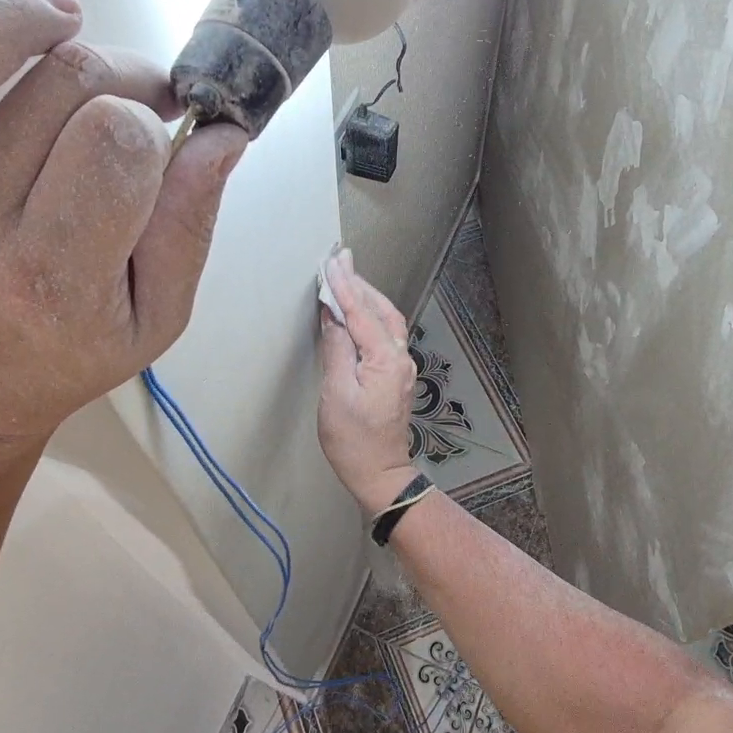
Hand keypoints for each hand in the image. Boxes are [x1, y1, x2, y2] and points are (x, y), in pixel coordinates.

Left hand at [0, 0, 248, 455]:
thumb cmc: (72, 350)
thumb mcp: (159, 314)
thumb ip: (191, 225)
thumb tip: (220, 132)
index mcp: (50, 281)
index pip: (114, 144)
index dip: (152, 115)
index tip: (163, 125)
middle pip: (46, 89)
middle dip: (112, 67)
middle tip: (131, 89)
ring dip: (0, 20)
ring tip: (52, 24)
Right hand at [317, 249, 419, 513]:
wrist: (379, 473)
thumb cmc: (353, 440)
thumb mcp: (337, 394)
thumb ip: (337, 350)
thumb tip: (332, 315)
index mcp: (385, 360)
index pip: (361, 313)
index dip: (344, 285)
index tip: (331, 261)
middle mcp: (399, 358)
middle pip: (380, 310)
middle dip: (359, 283)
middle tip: (339, 258)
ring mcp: (401, 367)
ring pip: (386, 320)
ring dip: (366, 297)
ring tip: (346, 277)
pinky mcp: (396, 376)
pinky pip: (385, 334)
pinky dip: (370, 316)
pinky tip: (357, 312)